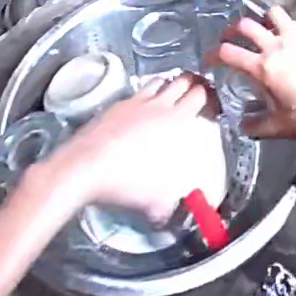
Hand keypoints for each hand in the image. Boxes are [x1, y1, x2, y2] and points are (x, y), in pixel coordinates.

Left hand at [31, 75, 212, 220]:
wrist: (84, 169)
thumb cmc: (126, 183)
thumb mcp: (158, 203)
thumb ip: (174, 206)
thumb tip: (178, 214)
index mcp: (178, 121)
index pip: (201, 95)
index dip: (209, 96)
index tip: (211, 104)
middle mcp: (160, 105)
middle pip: (184, 81)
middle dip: (193, 85)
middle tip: (195, 95)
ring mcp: (136, 102)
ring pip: (161, 81)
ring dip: (169, 86)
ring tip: (170, 96)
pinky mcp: (116, 105)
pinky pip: (137, 92)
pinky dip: (145, 96)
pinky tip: (140, 109)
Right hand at [213, 6, 295, 144]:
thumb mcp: (275, 127)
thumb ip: (253, 125)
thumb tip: (242, 123)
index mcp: (263, 68)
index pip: (228, 53)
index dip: (213, 54)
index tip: (209, 58)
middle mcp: (276, 47)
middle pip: (245, 25)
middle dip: (231, 30)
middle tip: (229, 38)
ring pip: (271, 14)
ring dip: (260, 20)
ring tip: (260, 32)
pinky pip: (291, 23)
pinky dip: (282, 26)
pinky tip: (285, 40)